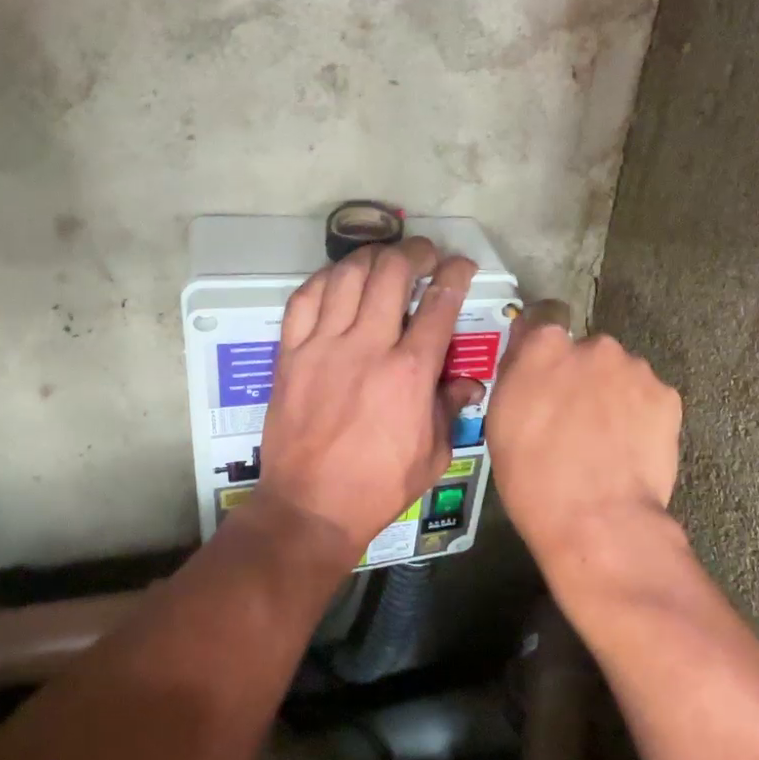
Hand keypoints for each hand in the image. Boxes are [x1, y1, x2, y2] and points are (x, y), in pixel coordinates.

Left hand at [255, 238, 481, 563]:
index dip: (455, 274)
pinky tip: (339, 278)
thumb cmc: (380, 485)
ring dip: (372, 256)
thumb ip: (451, 408)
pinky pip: (305, 298)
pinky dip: (326, 278)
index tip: (461, 265)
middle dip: (415, 252)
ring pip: (348, 275)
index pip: (440, 303)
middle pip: (392, 272)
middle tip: (425, 254)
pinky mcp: (290, 354)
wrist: (310, 507)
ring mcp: (323, 347)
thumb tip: (468, 382)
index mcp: (411, 372)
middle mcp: (368, 347)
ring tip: (384, 258)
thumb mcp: (435, 453)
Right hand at [485, 325, 682, 562]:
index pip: (542, 325)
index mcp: (545, 346)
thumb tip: (529, 360)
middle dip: (584, 379)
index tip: (544, 380)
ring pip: (622, 376)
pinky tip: (632, 451)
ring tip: (608, 443)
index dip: (543, 354)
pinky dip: (643, 418)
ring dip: (615, 397)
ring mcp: (635, 369)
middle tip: (577, 422)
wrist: (599, 520)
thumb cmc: (534, 479)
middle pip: (588, 353)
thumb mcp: (501, 424)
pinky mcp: (667, 396)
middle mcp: (594, 345)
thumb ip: (518, 378)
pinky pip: (650, 399)